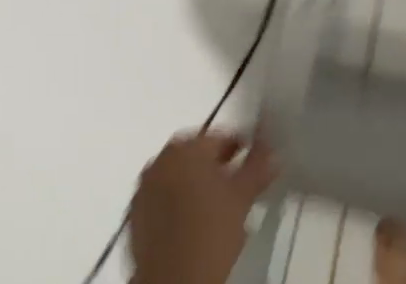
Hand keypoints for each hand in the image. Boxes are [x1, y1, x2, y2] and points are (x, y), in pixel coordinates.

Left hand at [129, 131, 277, 283]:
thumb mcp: (244, 197)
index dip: (241, 148)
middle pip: (195, 154)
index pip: (220, 136)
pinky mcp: (134, 215)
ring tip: (217, 207)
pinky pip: (162, 198)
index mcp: (186, 146)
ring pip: (178, 176)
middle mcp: (161, 160)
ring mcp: (144, 187)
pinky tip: (194, 222)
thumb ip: (259, 167)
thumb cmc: (211, 232)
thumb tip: (271, 151)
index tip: (254, 164)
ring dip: (196, 183)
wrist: (173, 280)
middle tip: (237, 185)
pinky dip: (178, 202)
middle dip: (217, 166)